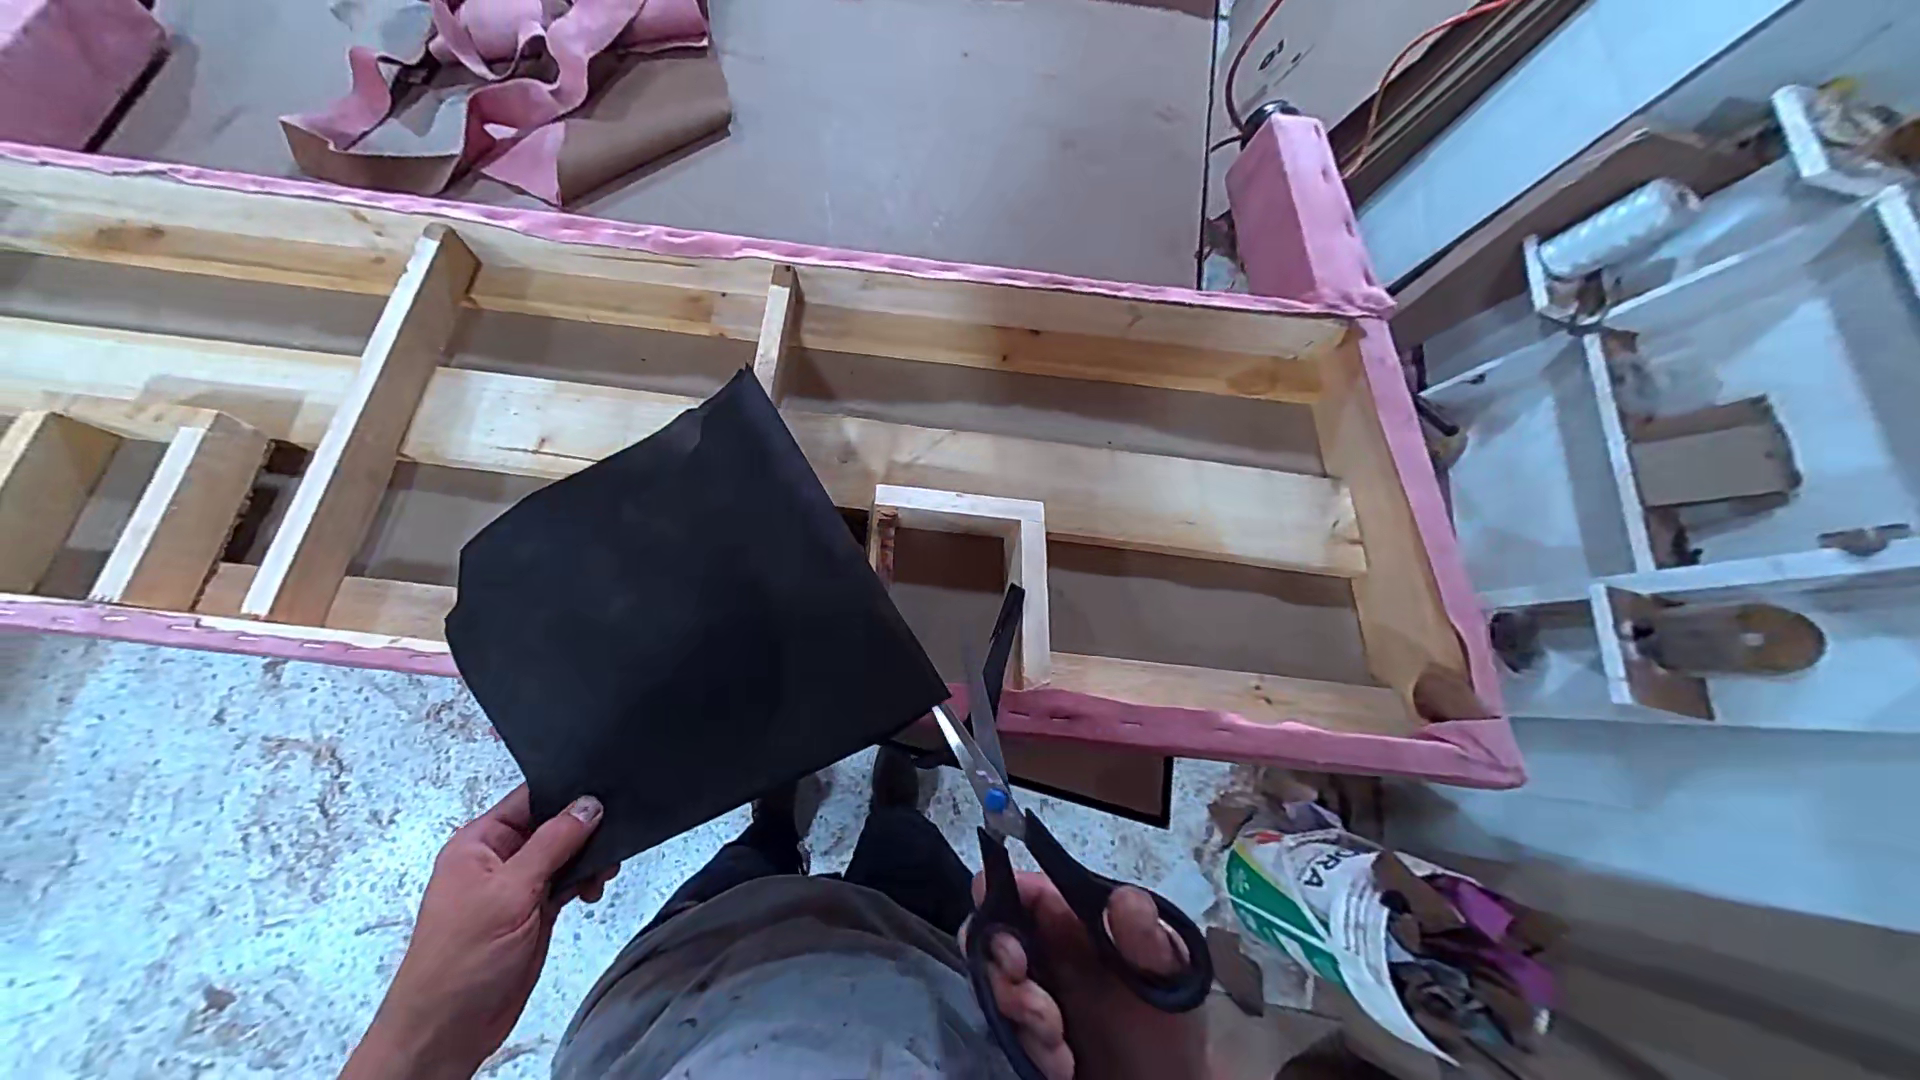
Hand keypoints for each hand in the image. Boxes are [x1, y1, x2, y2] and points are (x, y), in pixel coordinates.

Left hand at [341, 785, 616, 1079]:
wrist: (447, 1034)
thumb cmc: (456, 965)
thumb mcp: (509, 893)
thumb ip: (553, 843)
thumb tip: (588, 804)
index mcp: (479, 844)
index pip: (530, 798)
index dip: (567, 791)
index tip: (603, 792)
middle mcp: (500, 858)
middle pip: (555, 822)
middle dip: (586, 828)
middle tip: (611, 836)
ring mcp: (518, 884)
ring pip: (569, 850)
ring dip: (591, 857)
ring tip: (603, 871)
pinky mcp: (536, 907)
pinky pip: (571, 877)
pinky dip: (588, 879)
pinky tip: (594, 889)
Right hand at [968, 873, 1207, 1079]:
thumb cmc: (1170, 1016)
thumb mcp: (1169, 970)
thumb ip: (1147, 934)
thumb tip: (1123, 899)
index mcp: (1072, 918)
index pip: (1024, 888)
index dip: (1001, 893)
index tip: (1009, 927)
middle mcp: (1045, 947)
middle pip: (994, 932)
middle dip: (999, 957)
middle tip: (1022, 979)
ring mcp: (1034, 990)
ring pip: (995, 981)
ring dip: (1016, 1007)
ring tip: (1056, 1038)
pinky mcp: (1028, 1034)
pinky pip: (1006, 1029)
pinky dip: (1027, 1045)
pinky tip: (1059, 1062)